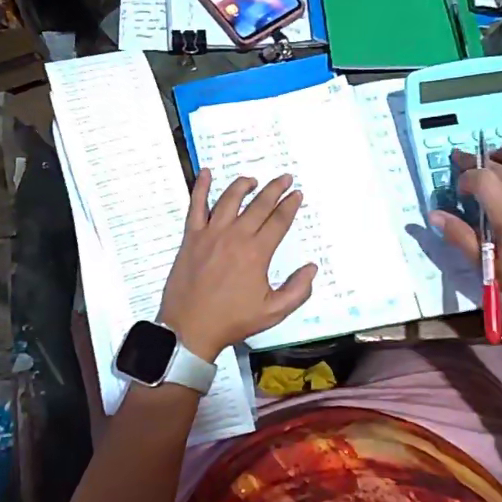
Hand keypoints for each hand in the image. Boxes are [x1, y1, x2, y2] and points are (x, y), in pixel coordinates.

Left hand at [156, 169, 315, 359]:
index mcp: (257, 253)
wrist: (190, 328)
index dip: (290, 205)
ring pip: (229, 199)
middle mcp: (235, 237)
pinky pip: (195, 205)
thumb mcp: (273, 312)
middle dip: (275, 189)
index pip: (278, 221)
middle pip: (259, 204)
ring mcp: (210, 234)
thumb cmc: (232, 321)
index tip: (297, 194)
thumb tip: (311, 268)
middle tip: (284, 178)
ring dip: (243, 185)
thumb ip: (298, 290)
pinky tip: (206, 173)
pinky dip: (200, 187)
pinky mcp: (191, 237)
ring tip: (253, 180)